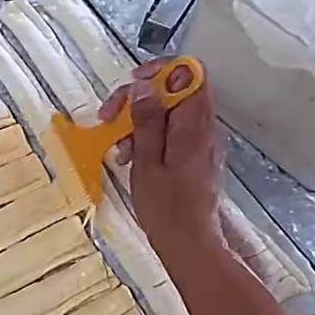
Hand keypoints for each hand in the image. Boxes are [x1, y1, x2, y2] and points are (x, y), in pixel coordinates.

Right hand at [98, 59, 226, 262]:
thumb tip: (144, 87)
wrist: (190, 243)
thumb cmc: (166, 207)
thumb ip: (147, 122)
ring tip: (119, 149)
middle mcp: (205, 126)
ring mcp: (203, 141)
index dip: (158, 71)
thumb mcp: (147, 162)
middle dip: (139, 99)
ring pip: (170, 113)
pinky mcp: (197, 156)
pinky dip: (150, 138)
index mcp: (195, 124)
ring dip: (140, 122)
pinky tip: (131, 158)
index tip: (130, 86)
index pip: (187, 73)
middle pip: (174, 91)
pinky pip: (173, 133)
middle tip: (109, 117)